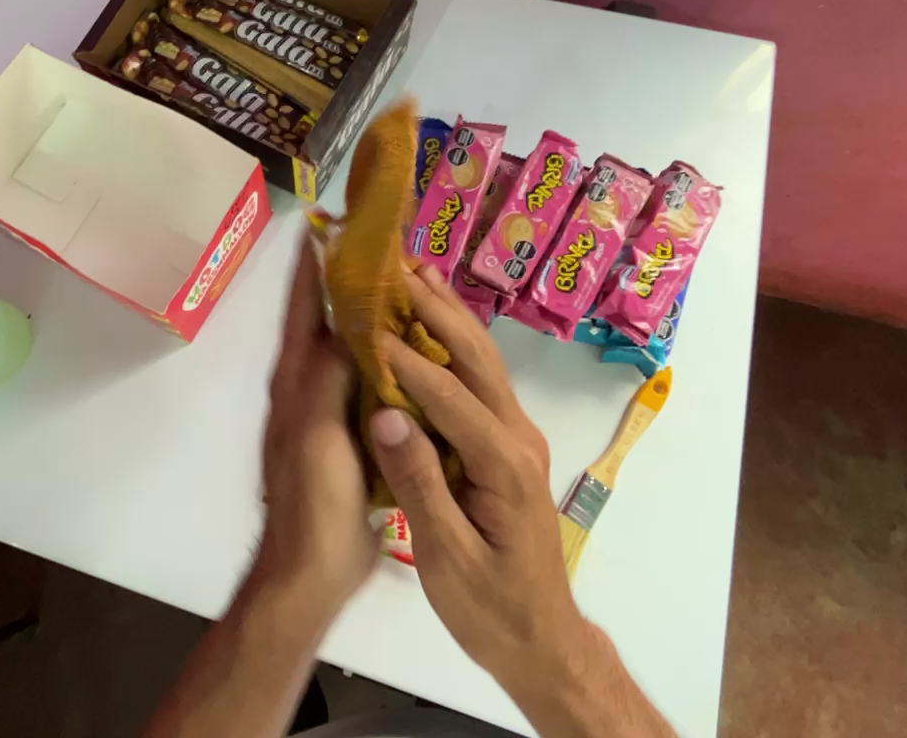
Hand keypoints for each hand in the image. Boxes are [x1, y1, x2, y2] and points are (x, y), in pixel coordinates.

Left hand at [251, 235, 376, 616]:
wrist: (313, 568)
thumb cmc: (310, 497)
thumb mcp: (315, 430)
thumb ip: (327, 374)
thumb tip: (343, 321)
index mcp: (294, 379)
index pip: (302, 308)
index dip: (311, 267)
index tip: (326, 225)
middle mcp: (308, 387)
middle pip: (327, 324)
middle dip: (347, 286)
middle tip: (383, 252)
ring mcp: (330, 412)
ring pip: (351, 353)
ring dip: (371, 321)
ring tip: (406, 292)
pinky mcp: (354, 436)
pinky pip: (371, 386)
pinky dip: (389, 363)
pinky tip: (417, 355)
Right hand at [367, 264, 579, 696]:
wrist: (542, 639)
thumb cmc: (491, 607)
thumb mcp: (449, 558)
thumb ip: (419, 484)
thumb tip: (385, 414)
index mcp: (503, 462)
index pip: (447, 394)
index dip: (403, 356)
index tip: (364, 321)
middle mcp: (516, 435)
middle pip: (476, 357)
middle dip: (436, 309)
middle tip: (397, 268)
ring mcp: (516, 435)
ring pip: (483, 360)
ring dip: (450, 313)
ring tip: (418, 273)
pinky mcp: (507, 442)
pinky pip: (479, 379)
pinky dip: (454, 341)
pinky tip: (435, 324)